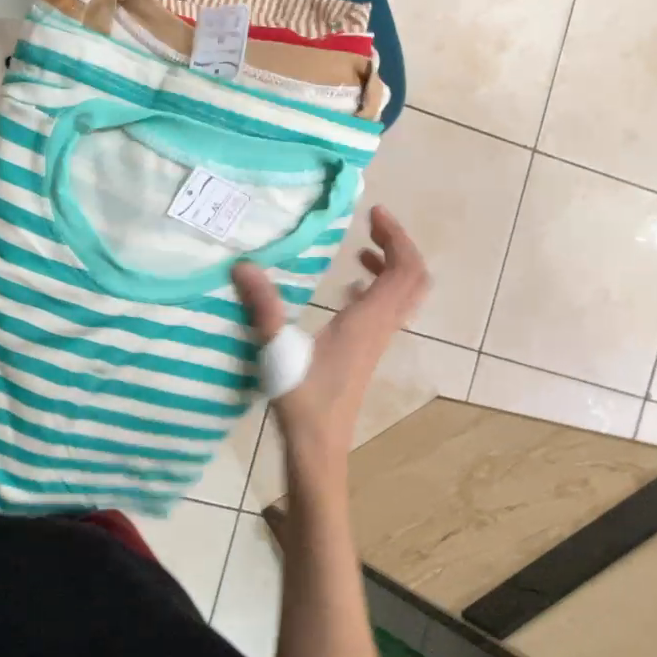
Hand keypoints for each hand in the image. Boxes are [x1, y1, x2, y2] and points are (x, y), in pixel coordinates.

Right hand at [231, 206, 429, 451]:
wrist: (319, 444)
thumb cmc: (302, 399)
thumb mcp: (277, 350)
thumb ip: (262, 307)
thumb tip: (243, 266)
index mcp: (368, 321)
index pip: (404, 269)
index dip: (397, 236)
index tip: (373, 213)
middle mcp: (380, 328)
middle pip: (413, 279)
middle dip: (399, 247)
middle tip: (372, 227)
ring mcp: (375, 343)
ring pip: (404, 296)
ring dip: (391, 268)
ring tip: (362, 252)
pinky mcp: (365, 354)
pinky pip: (387, 311)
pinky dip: (377, 290)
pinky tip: (349, 290)